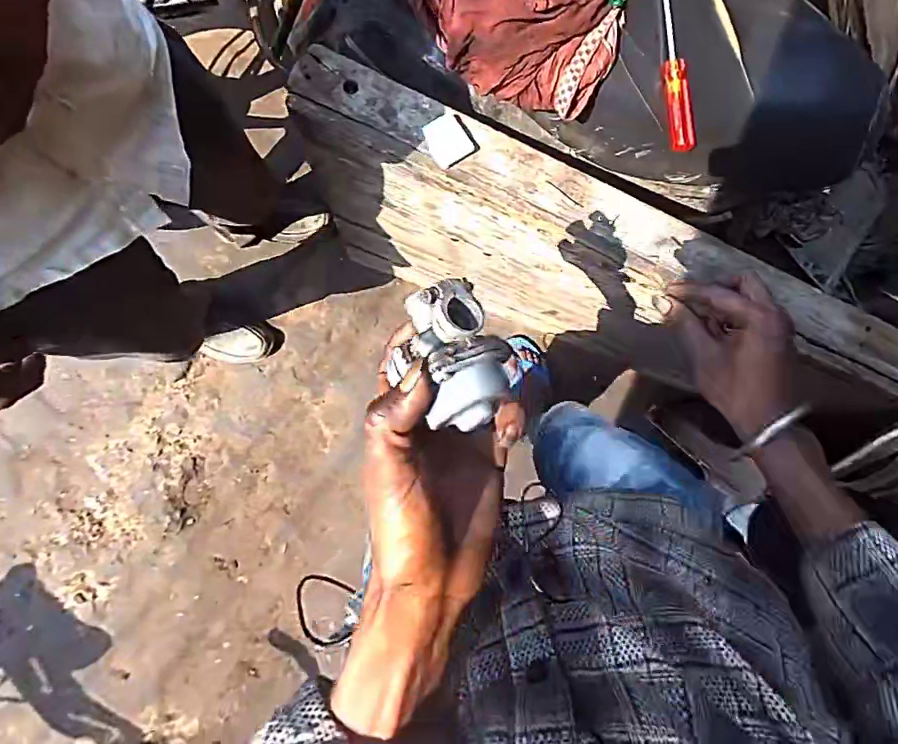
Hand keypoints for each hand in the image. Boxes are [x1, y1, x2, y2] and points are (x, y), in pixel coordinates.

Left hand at [333, 328, 521, 735]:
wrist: (435, 581)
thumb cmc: (398, 523)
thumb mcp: (385, 467)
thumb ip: (395, 415)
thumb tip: (423, 369)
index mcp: (395, 418)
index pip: (400, 366)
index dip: (412, 339)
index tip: (433, 316)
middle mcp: (428, 420)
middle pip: (446, 369)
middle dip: (462, 352)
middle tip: (479, 343)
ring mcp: (461, 435)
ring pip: (480, 389)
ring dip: (492, 381)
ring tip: (500, 387)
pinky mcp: (490, 453)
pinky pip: (505, 419)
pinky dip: (512, 414)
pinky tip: (510, 428)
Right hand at [668, 274, 798, 441]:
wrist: (771, 427)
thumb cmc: (737, 393)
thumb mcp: (706, 357)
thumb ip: (685, 324)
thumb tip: (664, 302)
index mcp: (760, 316)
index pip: (719, 293)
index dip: (690, 291)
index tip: (668, 291)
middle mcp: (775, 314)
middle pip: (743, 283)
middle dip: (715, 288)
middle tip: (690, 300)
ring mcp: (780, 325)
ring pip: (749, 297)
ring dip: (725, 302)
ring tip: (700, 319)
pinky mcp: (778, 336)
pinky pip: (755, 312)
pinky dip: (735, 314)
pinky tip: (715, 330)